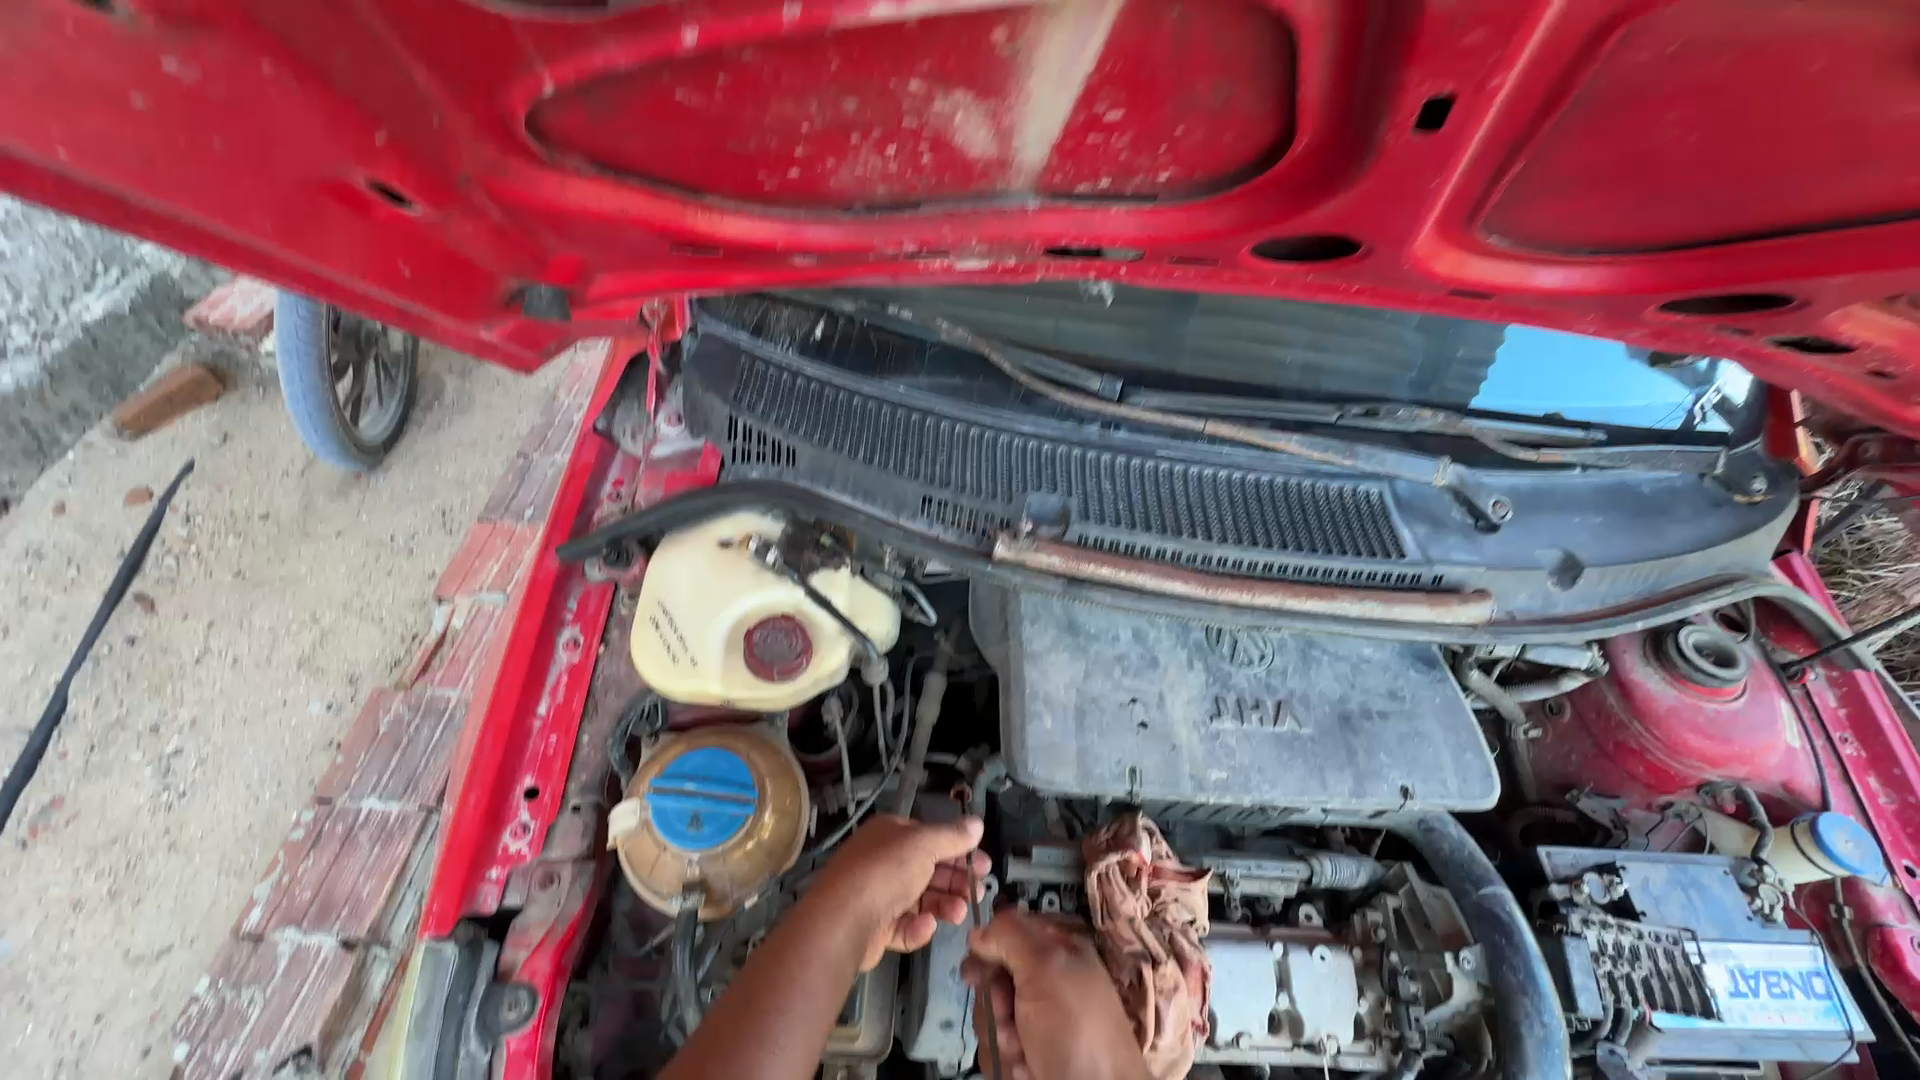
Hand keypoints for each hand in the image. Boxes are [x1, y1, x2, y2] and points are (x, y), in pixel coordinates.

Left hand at [807, 814, 989, 970]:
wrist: (842, 920)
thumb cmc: (884, 872)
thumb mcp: (923, 844)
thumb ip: (953, 836)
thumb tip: (977, 823)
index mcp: (890, 834)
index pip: (929, 838)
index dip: (958, 850)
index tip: (982, 864)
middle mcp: (883, 861)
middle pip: (928, 870)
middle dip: (955, 881)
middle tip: (977, 892)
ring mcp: (877, 895)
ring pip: (919, 899)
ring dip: (943, 904)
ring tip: (959, 913)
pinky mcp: (875, 928)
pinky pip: (904, 925)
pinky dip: (918, 926)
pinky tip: (926, 926)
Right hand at [963, 911, 1151, 1079]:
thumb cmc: (1075, 1027)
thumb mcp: (1047, 966)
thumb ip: (1010, 935)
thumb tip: (977, 932)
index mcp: (1060, 948)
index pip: (1009, 931)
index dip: (989, 950)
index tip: (977, 971)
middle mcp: (1048, 980)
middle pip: (994, 976)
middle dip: (996, 1001)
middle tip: (1009, 1015)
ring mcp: (1039, 1020)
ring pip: (992, 1015)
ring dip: (1002, 1036)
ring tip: (1025, 1052)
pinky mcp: (1031, 1054)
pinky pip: (1000, 1048)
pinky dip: (1011, 1061)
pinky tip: (1029, 1069)